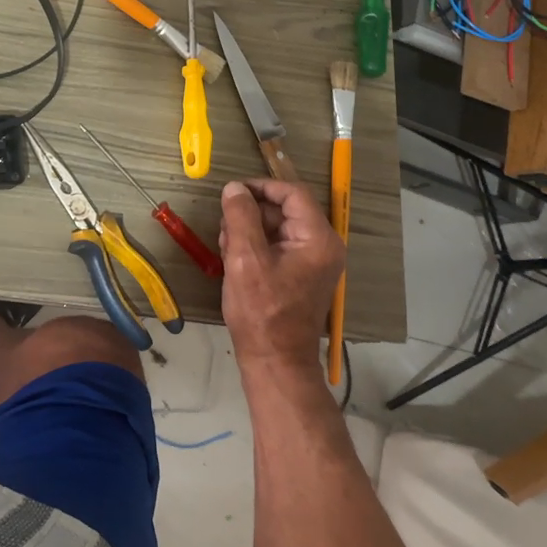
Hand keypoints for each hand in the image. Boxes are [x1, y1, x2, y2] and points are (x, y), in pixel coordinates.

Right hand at [218, 180, 344, 371]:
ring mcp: (312, 261)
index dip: (261, 187)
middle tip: (224, 231)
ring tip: (227, 251)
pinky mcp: (300, 274)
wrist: (274, 358)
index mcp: (317, 239)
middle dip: (249, 215)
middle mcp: (322, 245)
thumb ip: (240, 218)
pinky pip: (276, 246)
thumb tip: (235, 188)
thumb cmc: (261, 311)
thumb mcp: (245, 259)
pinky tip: (234, 263)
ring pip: (275, 227)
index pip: (292, 194)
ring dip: (247, 232)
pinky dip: (253, 248)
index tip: (230, 192)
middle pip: (283, 210)